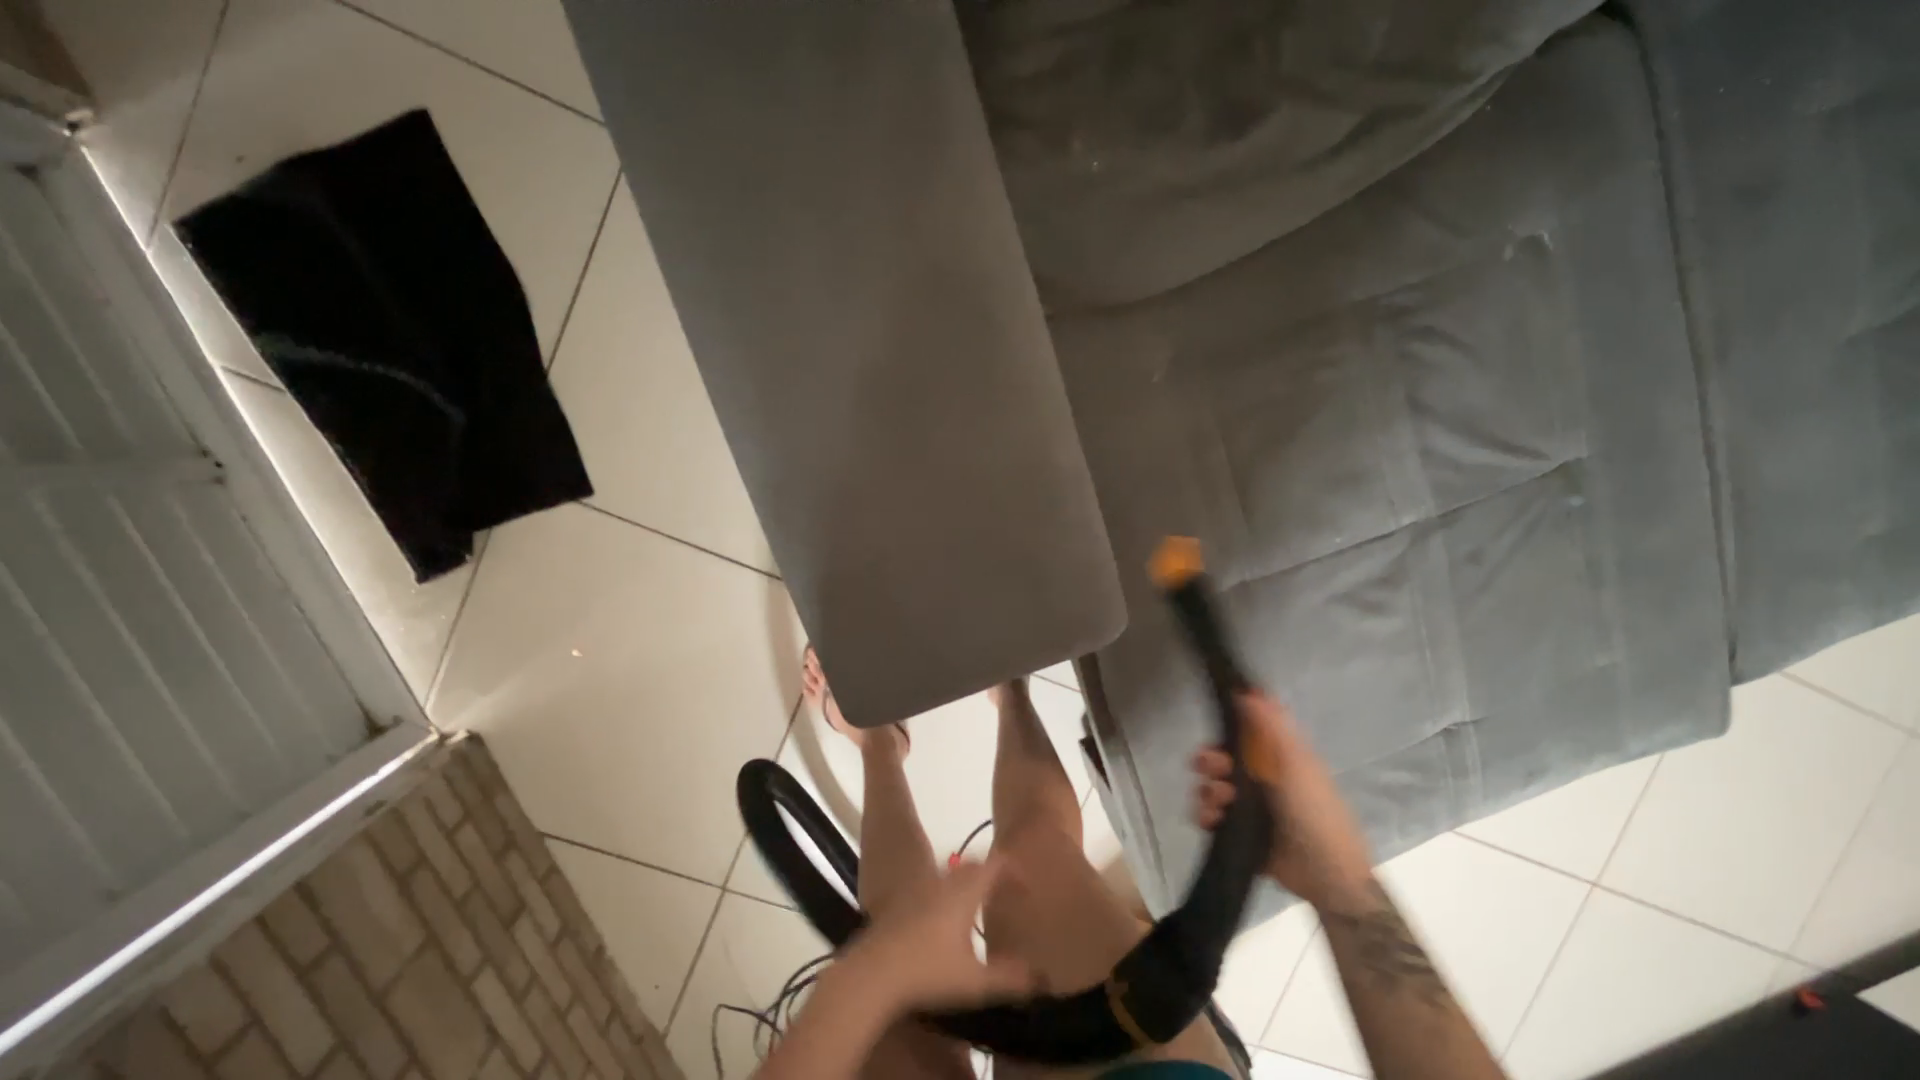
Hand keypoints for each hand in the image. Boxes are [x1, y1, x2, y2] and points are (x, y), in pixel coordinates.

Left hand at [840, 858, 1035, 1013]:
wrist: (871, 975)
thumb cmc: (928, 973)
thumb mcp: (976, 982)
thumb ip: (1011, 978)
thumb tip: (1041, 977)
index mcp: (963, 893)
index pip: (993, 865)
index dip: (1012, 869)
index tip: (1027, 883)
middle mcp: (940, 884)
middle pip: (970, 866)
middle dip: (990, 874)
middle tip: (1004, 892)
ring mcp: (915, 892)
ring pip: (946, 876)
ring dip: (964, 884)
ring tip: (975, 906)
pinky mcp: (897, 906)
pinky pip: (928, 890)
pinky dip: (942, 897)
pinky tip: (941, 925)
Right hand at [1191, 691, 1373, 910]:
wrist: (1326, 874)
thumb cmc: (1315, 811)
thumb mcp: (1298, 762)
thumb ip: (1272, 726)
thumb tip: (1247, 689)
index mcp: (1277, 760)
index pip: (1241, 736)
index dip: (1224, 732)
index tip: (1215, 733)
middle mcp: (1260, 781)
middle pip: (1220, 762)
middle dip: (1209, 763)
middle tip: (1214, 771)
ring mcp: (1247, 809)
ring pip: (1210, 789)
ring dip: (1207, 792)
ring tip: (1219, 804)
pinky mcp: (1237, 835)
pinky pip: (1208, 818)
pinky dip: (1204, 816)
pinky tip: (1211, 821)